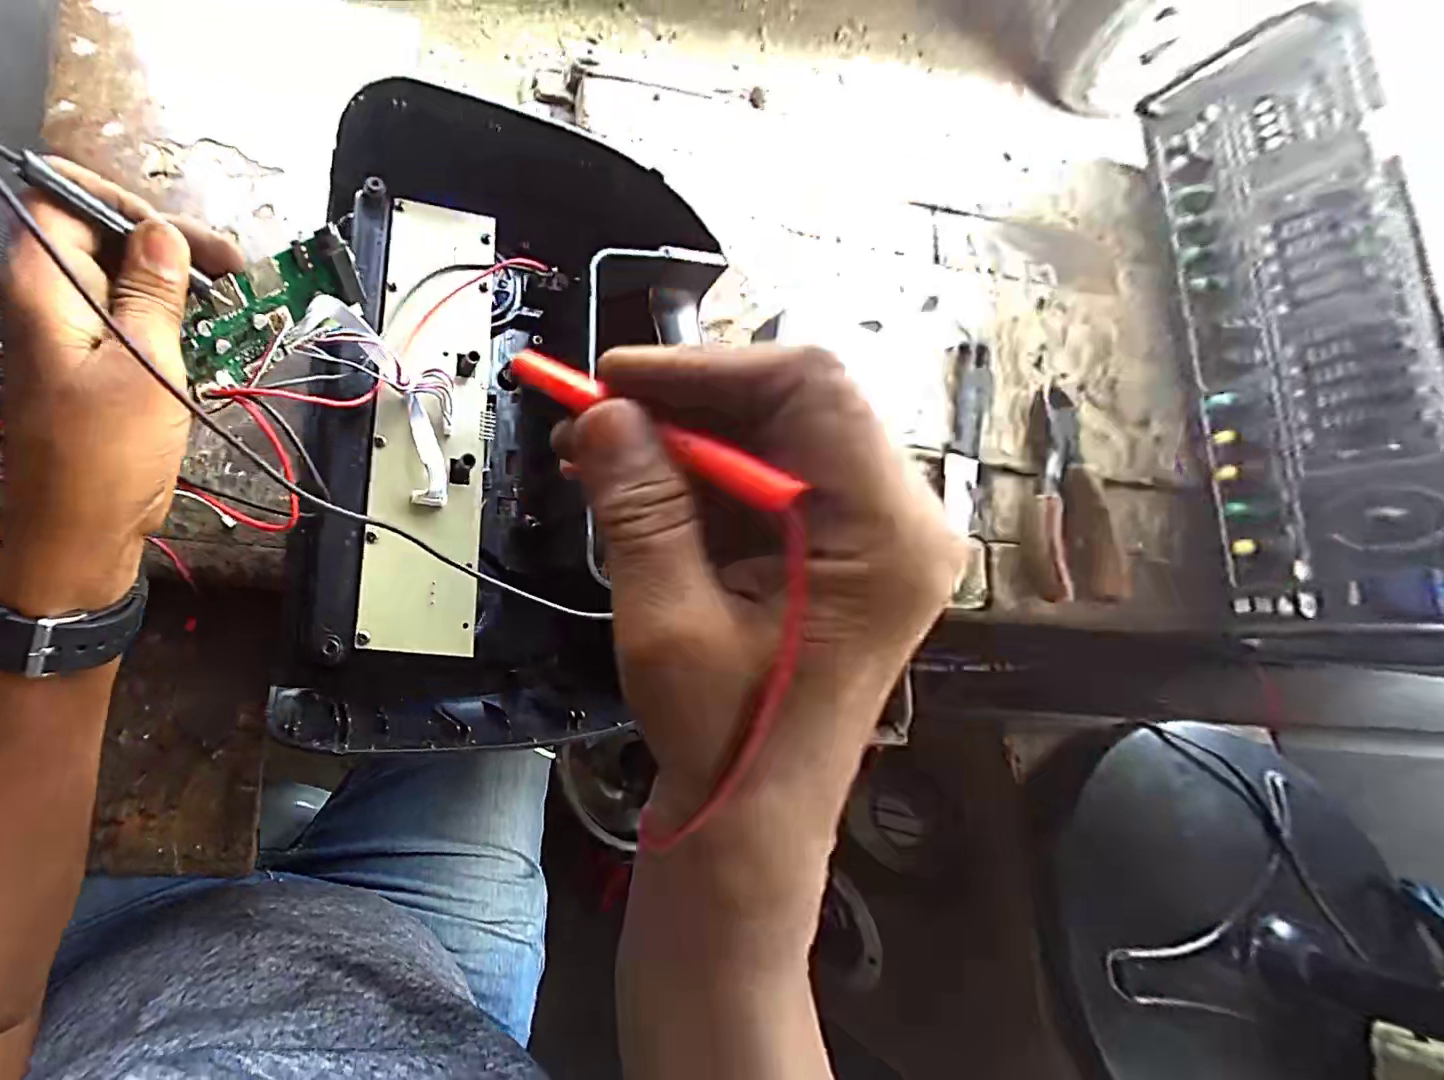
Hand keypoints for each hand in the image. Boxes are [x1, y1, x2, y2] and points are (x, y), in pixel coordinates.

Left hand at [0, 159, 244, 615]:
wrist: (82, 535)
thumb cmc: (108, 456)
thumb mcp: (145, 367)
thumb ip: (153, 294)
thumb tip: (163, 234)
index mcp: (43, 289)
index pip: (66, 199)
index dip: (128, 207)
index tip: (187, 240)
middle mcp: (48, 304)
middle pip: (101, 240)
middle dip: (168, 248)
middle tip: (230, 273)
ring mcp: (70, 339)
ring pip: (121, 286)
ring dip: (175, 289)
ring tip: (229, 305)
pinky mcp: (93, 372)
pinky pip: (129, 327)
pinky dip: (169, 325)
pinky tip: (207, 338)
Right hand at [555, 345, 962, 841]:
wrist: (748, 812)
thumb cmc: (723, 734)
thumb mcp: (668, 617)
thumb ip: (639, 508)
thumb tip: (602, 415)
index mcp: (880, 531)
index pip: (807, 388)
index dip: (703, 367)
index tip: (615, 377)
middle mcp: (885, 518)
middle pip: (782, 409)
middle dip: (677, 404)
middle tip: (591, 413)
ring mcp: (852, 533)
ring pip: (756, 441)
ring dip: (669, 439)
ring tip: (590, 451)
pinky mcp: (815, 550)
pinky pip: (746, 483)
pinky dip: (681, 475)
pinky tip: (623, 483)